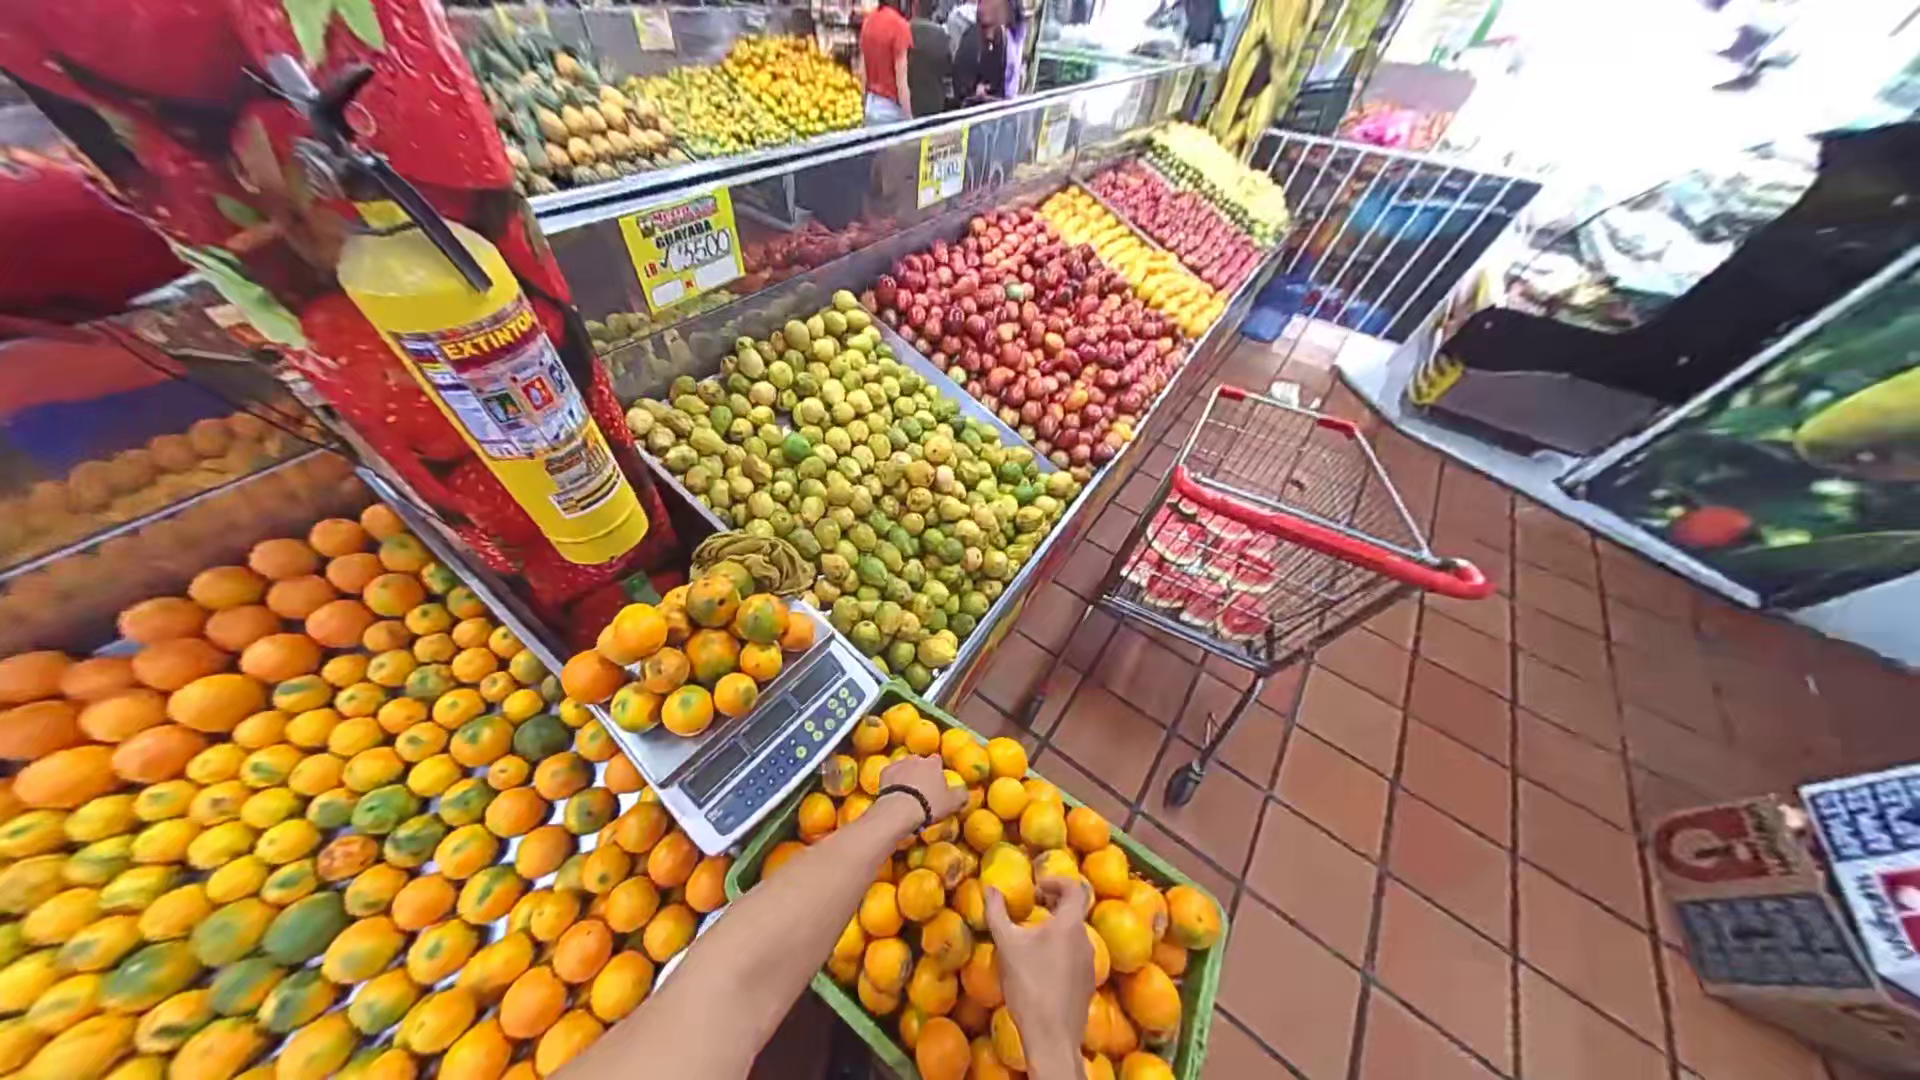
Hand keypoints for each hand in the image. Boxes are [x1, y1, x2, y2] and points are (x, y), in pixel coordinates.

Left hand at [878, 753, 967, 822]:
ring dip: (905, 775)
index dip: (937, 770)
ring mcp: (899, 764)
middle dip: (920, 771)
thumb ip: (961, 795)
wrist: (900, 809)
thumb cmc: (929, 804)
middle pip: (919, 761)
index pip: (937, 760)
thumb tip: (964, 791)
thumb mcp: (952, 803)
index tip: (937, 781)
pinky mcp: (885, 772)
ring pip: (904, 766)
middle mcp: (916, 759)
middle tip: (921, 788)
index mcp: (933, 764)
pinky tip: (893, 792)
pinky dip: (892, 780)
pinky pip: (890, 774)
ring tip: (906, 792)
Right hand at [985, 875, 1094, 1079]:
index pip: (1075, 888)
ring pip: (1075, 933)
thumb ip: (997, 912)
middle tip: (1034, 905)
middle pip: (1075, 909)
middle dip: (1054, 902)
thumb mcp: (1007, 945)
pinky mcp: (1088, 984)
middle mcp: (1085, 940)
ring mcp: (1089, 964)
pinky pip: (1076, 954)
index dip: (1057, 880)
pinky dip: (1061, 948)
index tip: (1038, 886)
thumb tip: (989, 887)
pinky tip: (1041, 964)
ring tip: (1033, 935)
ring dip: (1056, 926)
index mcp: (1070, 924)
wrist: (1051, 1039)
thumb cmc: (1029, 985)